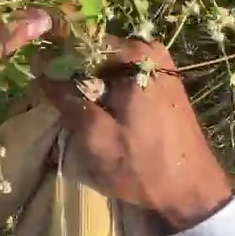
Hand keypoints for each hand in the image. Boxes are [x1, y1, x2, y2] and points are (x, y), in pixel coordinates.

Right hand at [40, 38, 234, 233]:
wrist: (195, 194)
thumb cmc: (145, 165)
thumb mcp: (97, 137)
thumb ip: (67, 99)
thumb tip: (40, 72)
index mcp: (135, 54)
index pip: (80, 41)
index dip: (56, 58)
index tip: (39, 76)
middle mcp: (150, 49)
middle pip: (95, 51)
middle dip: (73, 71)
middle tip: (55, 96)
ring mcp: (160, 64)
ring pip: (108, 64)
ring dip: (89, 81)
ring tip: (73, 106)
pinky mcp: (163, 81)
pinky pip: (124, 74)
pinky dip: (107, 87)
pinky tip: (97, 109)